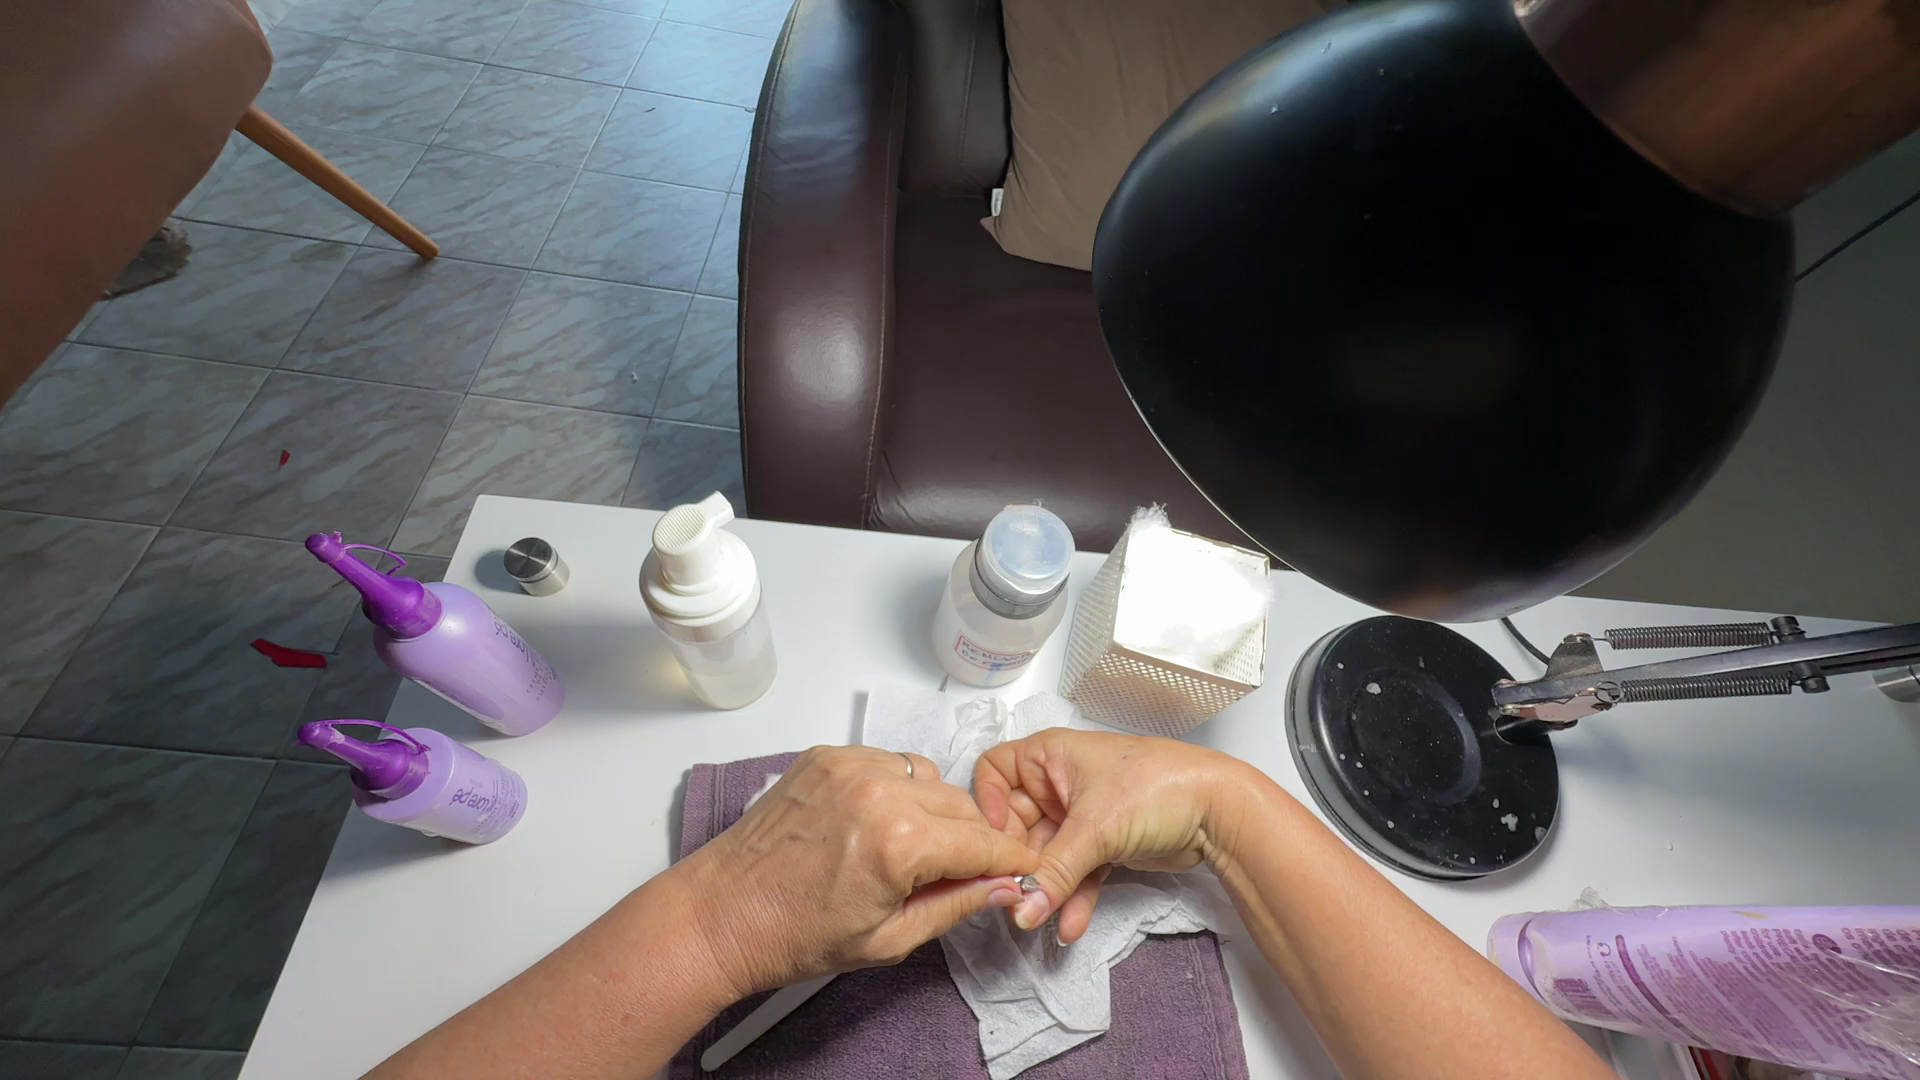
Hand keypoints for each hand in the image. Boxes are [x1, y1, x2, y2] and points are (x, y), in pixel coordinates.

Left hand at [682, 745, 1039, 997]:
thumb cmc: (795, 934)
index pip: (982, 842)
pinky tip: (875, 819)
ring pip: (928, 775)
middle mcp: (879, 788)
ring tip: (909, 844)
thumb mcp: (889, 939)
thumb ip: (956, 904)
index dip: (1009, 858)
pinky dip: (895, 786)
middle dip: (971, 837)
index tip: (1022, 864)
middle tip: (961, 867)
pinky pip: (887, 761)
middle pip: (961, 803)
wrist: (723, 912)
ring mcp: (851, 764)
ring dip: (933, 807)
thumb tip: (1003, 885)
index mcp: (898, 841)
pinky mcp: (828, 754)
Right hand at [973, 729, 1257, 941]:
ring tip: (1040, 919)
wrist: (1218, 811)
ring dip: (1045, 887)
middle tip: (1013, 897)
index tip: (991, 843)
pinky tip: (1070, 926)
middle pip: (1017, 821)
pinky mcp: (1101, 844)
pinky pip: (1074, 871)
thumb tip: (1021, 909)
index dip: (986, 804)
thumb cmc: (1154, 787)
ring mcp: (1079, 814)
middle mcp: (1058, 782)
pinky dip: (1071, 896)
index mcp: (1049, 755)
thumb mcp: (1095, 827)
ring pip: (1046, 853)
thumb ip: (1054, 871)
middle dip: (1016, 861)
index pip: (995, 771)